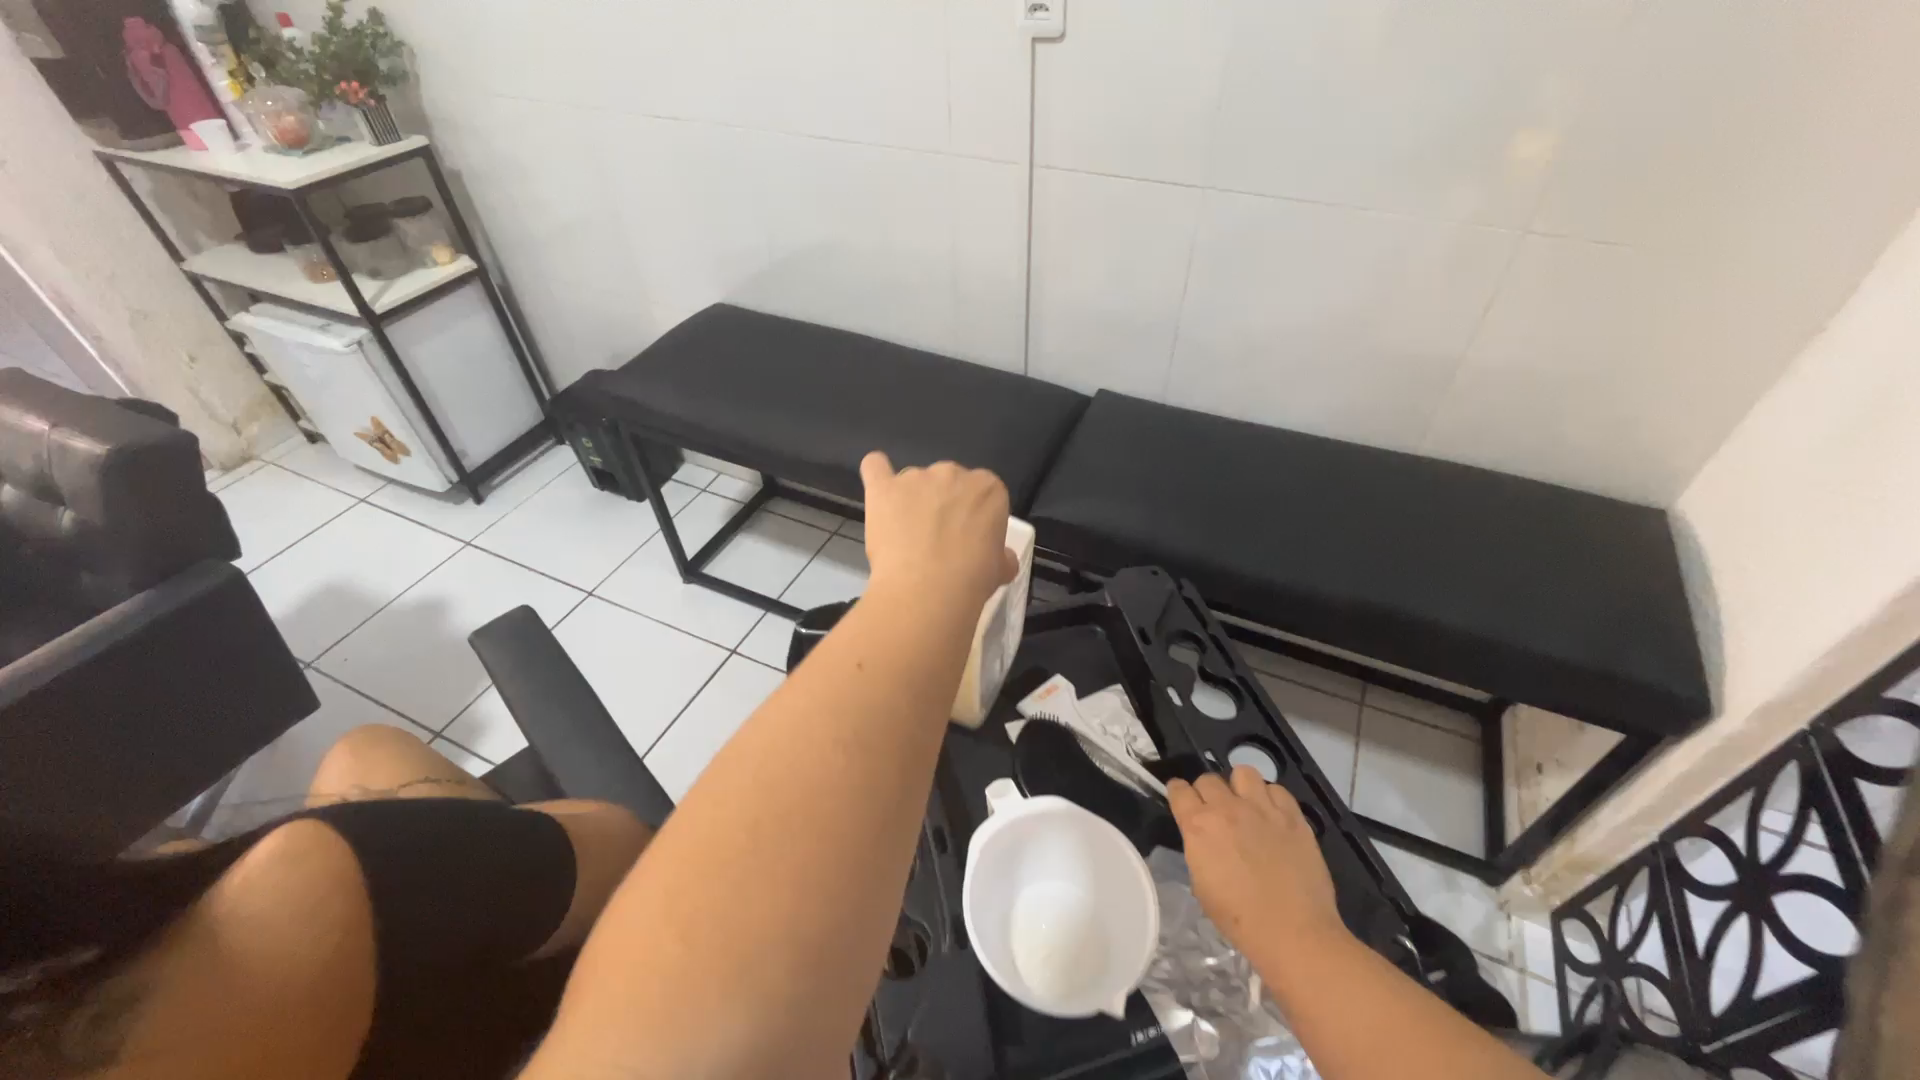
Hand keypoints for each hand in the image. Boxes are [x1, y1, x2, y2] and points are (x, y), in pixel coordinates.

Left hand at [859, 451, 1016, 606]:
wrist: (928, 589)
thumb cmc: (971, 579)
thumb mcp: (1001, 570)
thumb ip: (1002, 555)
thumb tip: (1001, 558)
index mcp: (989, 488)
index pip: (983, 491)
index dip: (974, 515)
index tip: (969, 537)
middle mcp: (953, 473)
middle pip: (948, 481)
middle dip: (944, 504)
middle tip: (938, 538)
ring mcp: (916, 477)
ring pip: (914, 480)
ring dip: (912, 499)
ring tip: (906, 534)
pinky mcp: (884, 487)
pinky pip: (875, 466)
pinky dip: (877, 474)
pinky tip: (879, 491)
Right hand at [1168, 766, 1346, 958]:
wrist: (1293, 931)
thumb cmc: (1239, 918)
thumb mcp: (1201, 884)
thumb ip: (1199, 849)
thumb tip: (1205, 839)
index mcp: (1199, 826)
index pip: (1179, 790)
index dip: (1178, 793)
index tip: (1182, 800)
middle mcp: (1228, 808)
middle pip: (1209, 778)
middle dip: (1207, 792)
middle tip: (1215, 812)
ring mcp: (1263, 809)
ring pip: (1244, 772)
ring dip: (1239, 787)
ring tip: (1245, 806)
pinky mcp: (1294, 816)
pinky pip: (1277, 790)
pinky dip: (1270, 798)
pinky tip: (1272, 817)